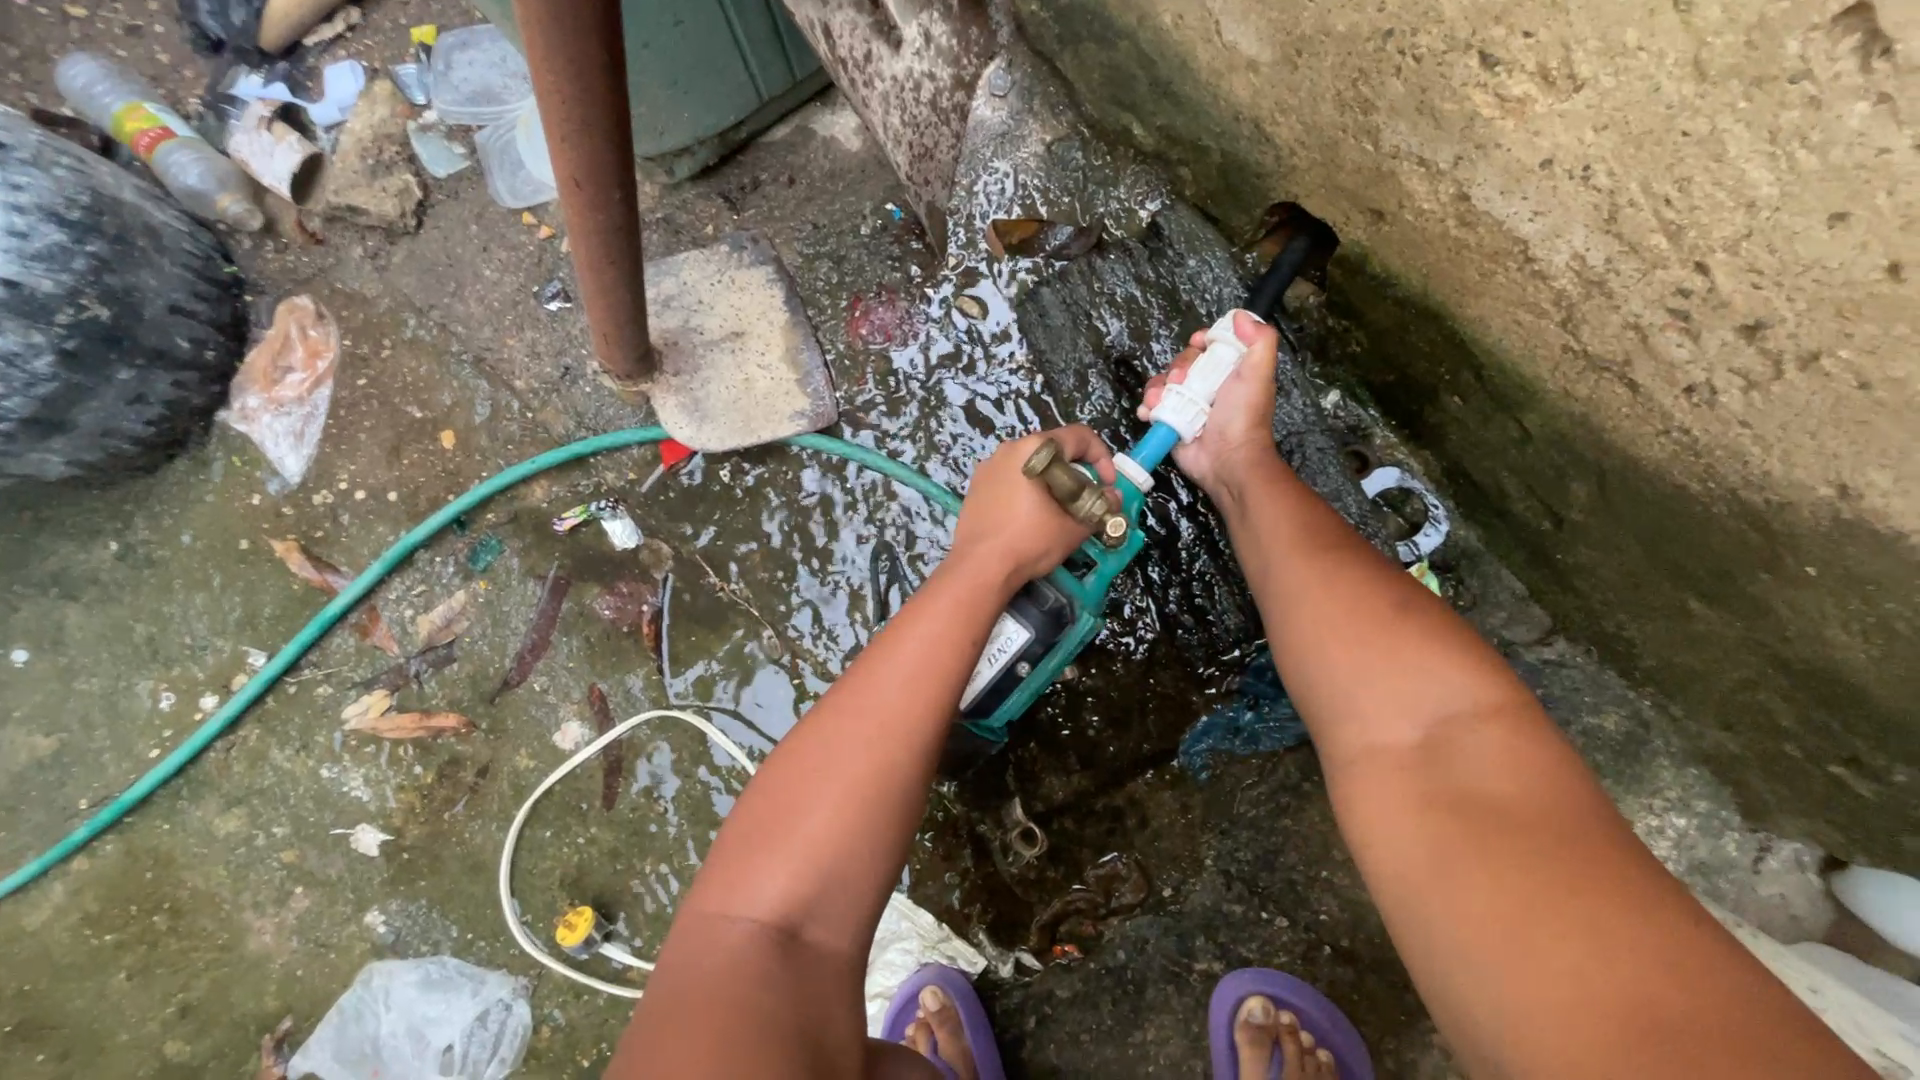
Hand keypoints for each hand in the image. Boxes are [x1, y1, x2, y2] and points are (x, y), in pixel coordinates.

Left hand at [949, 425, 1116, 588]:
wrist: (979, 568)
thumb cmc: (1029, 542)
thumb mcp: (1073, 527)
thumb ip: (1100, 506)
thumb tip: (1114, 496)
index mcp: (1035, 449)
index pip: (1079, 436)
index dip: (1102, 457)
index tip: (1107, 485)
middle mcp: (1009, 448)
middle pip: (1054, 449)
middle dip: (1077, 471)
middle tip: (1086, 499)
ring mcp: (989, 465)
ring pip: (1032, 463)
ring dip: (1053, 480)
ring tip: (1060, 509)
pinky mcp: (977, 484)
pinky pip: (1012, 476)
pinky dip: (1029, 488)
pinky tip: (1031, 515)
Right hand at [1137, 310, 1282, 497]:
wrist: (1227, 460)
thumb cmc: (1244, 417)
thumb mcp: (1259, 374)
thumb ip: (1259, 341)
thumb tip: (1240, 315)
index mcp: (1230, 371)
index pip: (1210, 346)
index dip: (1201, 341)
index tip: (1197, 344)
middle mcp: (1208, 385)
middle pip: (1183, 362)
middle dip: (1177, 368)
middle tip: (1179, 382)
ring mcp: (1188, 404)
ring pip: (1164, 382)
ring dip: (1156, 387)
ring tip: (1158, 402)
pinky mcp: (1171, 422)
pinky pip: (1153, 406)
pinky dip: (1147, 406)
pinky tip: (1148, 413)